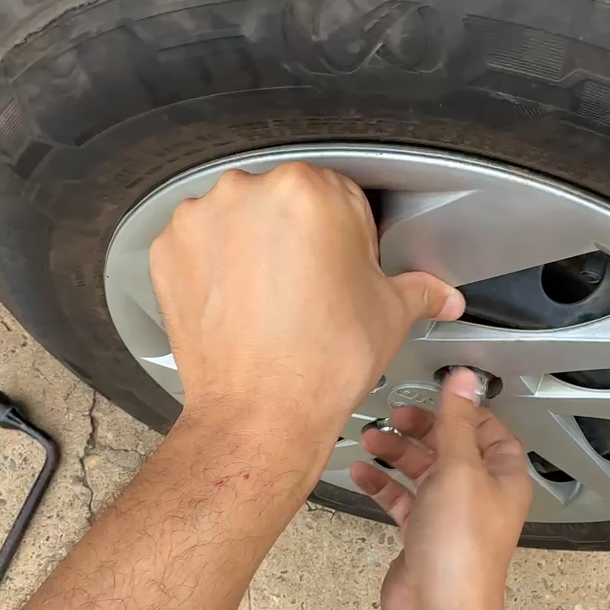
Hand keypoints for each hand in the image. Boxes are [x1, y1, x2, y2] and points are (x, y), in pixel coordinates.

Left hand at [149, 162, 463, 473]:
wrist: (259, 417)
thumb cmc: (320, 367)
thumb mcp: (388, 318)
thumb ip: (420, 291)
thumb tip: (441, 295)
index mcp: (310, 193)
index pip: (341, 197)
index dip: (349, 241)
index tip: (345, 272)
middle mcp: (248, 194)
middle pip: (286, 206)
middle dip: (300, 243)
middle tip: (310, 296)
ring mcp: (201, 222)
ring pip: (240, 225)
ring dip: (255, 254)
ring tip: (274, 308)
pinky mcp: (168, 254)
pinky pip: (200, 250)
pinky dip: (217, 272)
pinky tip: (241, 309)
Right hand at [348, 368, 533, 609]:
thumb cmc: (460, 548)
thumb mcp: (459, 469)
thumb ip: (456, 422)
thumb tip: (463, 380)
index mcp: (502, 477)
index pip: (488, 430)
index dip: (462, 411)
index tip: (433, 395)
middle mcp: (479, 495)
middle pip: (450, 448)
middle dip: (422, 429)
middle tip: (395, 415)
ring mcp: (449, 516)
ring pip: (422, 472)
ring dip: (397, 454)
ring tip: (371, 439)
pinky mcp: (422, 536)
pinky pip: (402, 500)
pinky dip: (383, 484)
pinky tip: (363, 472)